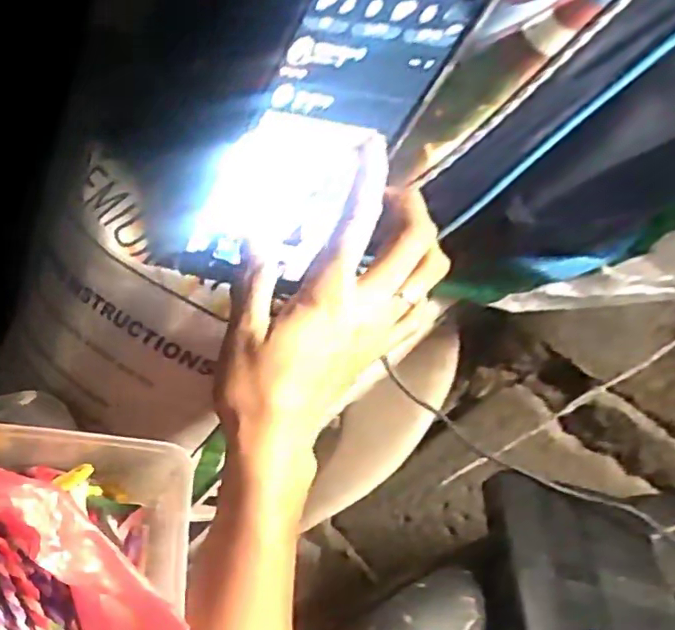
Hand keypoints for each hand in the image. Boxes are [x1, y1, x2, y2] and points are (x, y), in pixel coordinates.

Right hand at [216, 136, 450, 471]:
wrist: (275, 437)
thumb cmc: (251, 388)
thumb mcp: (242, 334)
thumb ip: (255, 281)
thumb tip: (258, 236)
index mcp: (329, 296)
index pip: (355, 225)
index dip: (365, 180)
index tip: (370, 147)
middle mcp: (368, 306)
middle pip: (418, 242)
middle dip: (412, 206)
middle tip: (387, 197)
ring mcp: (381, 330)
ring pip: (433, 274)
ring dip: (427, 244)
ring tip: (402, 236)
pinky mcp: (381, 352)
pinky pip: (423, 313)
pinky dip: (424, 290)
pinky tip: (407, 289)